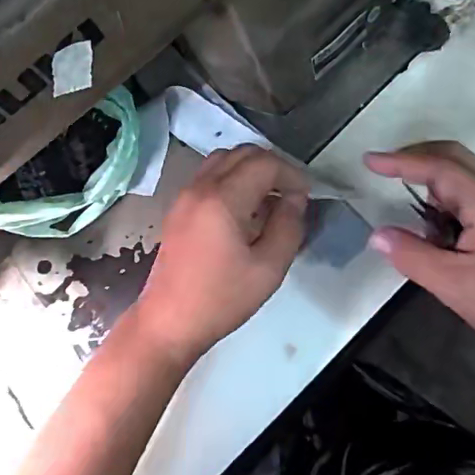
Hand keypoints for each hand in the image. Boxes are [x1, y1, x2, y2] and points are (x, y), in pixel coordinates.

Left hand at [123, 146, 309, 366]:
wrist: (169, 322)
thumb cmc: (221, 299)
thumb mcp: (269, 268)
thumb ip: (289, 226)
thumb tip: (295, 199)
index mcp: (222, 199)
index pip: (264, 164)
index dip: (291, 174)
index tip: (305, 197)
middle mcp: (200, 188)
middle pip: (242, 153)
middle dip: (273, 166)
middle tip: (291, 194)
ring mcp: (184, 196)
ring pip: (223, 159)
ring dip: (251, 170)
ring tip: (269, 199)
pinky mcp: (178, 208)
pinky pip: (209, 176)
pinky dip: (232, 179)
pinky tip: (244, 210)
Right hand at [365, 141, 474, 362]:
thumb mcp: (454, 286)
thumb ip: (412, 256)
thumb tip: (377, 234)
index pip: (441, 169)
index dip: (402, 162)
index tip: (368, 161)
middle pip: (455, 157)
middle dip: (416, 156)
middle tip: (381, 167)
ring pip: (463, 174)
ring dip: (429, 176)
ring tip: (397, 193)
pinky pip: (469, 194)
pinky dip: (442, 196)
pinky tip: (428, 221)